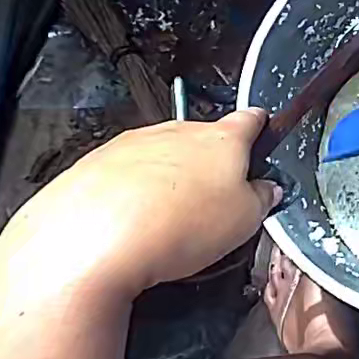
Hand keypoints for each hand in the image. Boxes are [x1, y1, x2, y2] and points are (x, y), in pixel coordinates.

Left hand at [0, 108, 281, 295]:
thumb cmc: (173, 225)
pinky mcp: (99, 162)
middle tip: (213, 205)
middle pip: (204, 141)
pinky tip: (134, 225)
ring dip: (170, 181)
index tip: (260, 128)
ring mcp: (137, 143)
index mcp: (223, 138)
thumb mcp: (244, 221)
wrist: (93, 239)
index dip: (259, 125)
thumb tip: (265, 191)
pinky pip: (127, 174)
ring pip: (164, 157)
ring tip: (169, 224)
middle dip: (210, 166)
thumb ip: (261, 199)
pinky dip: (133, 194)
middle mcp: (179, 130)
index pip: (250, 119)